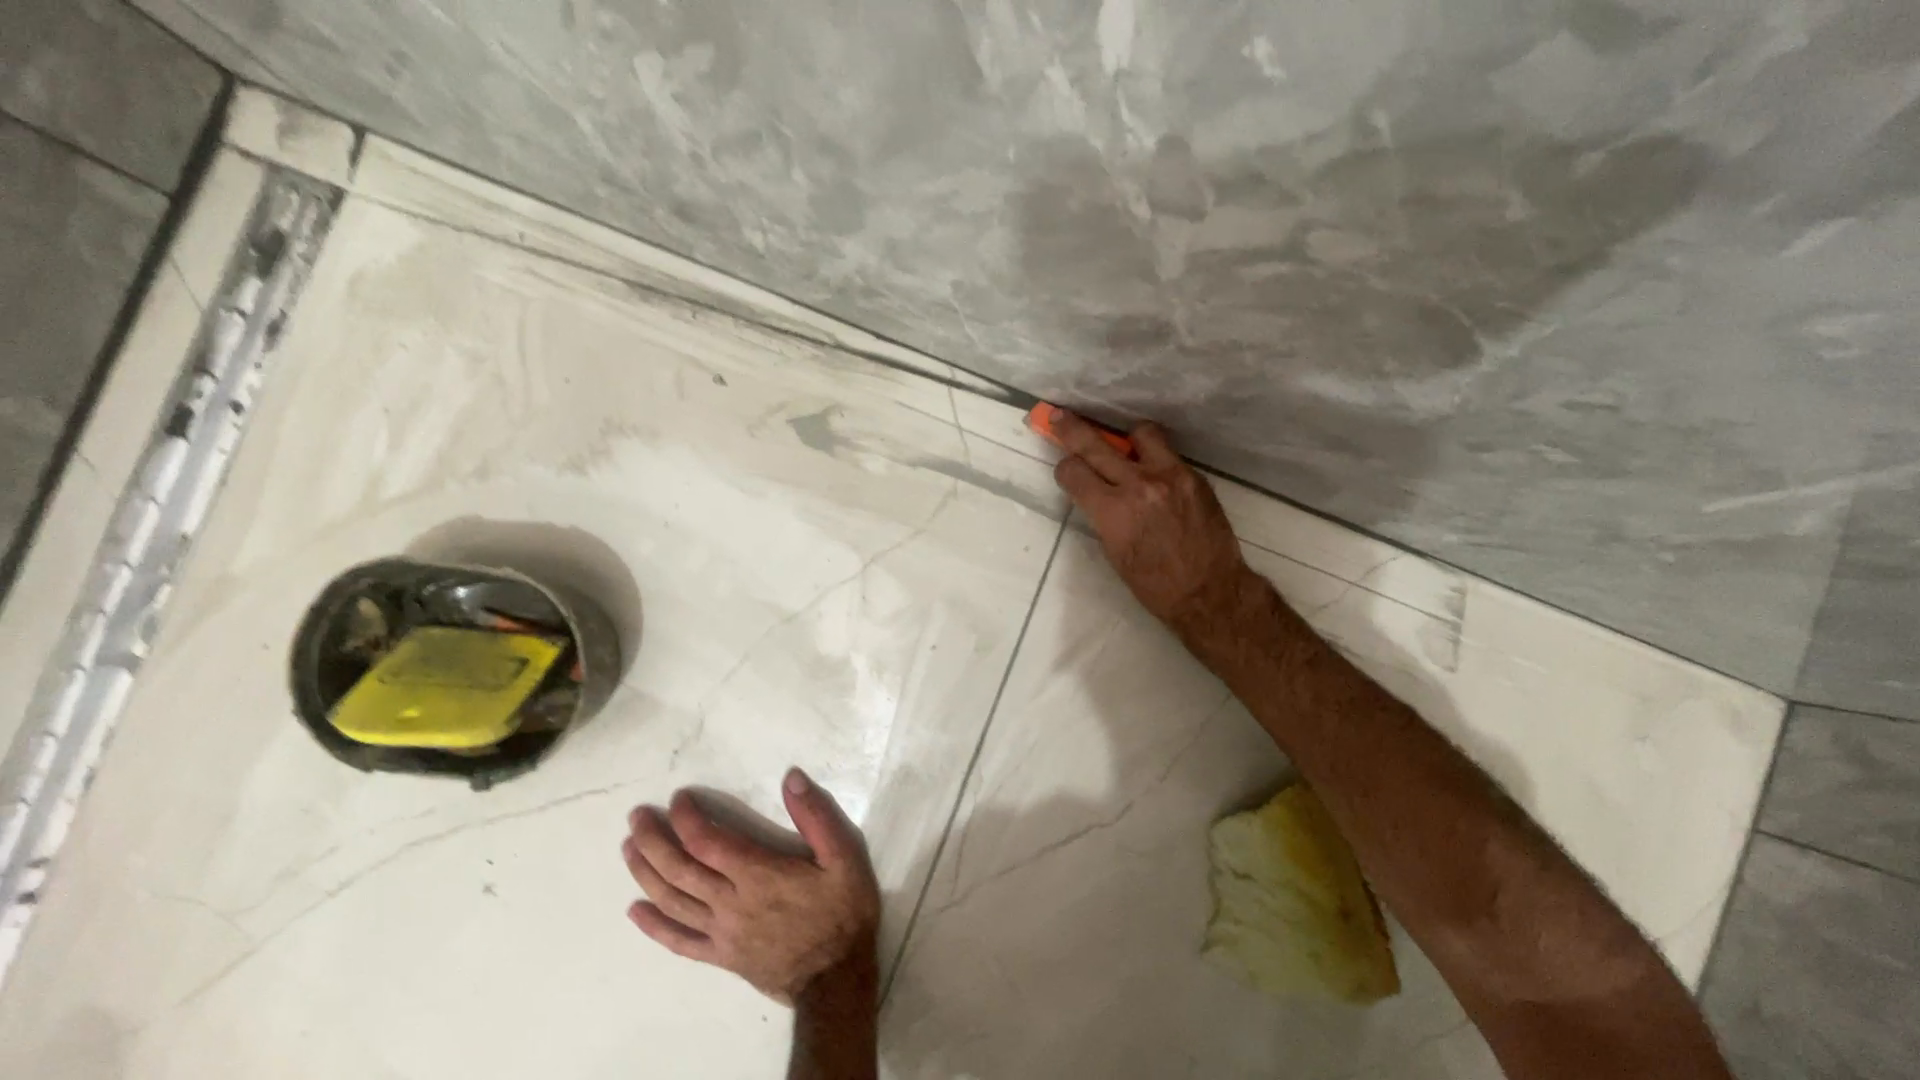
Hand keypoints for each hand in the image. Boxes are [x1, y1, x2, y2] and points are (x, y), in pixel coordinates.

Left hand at [622, 769, 880, 1003]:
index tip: (678, 797)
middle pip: (679, 869)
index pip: (707, 840)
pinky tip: (634, 911)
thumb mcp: (844, 857)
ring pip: (672, 901)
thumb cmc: (842, 914)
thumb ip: (816, 816)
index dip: (686, 817)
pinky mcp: (721, 957)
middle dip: (654, 839)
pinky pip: (680, 942)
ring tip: (629, 849)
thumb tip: (791, 778)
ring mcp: (722, 933)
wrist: (837, 980)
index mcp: (757, 874)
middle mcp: (731, 902)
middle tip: (637, 817)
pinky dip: (654, 927)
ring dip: (646, 873)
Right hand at [1051, 411, 1253, 632]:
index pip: (1073, 471)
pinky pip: (1169, 455)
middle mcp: (1138, 485)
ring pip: (1140, 434)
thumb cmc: (1153, 585)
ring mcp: (1170, 476)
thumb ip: (1102, 514)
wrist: (1208, 592)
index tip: (1067, 470)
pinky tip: (1158, 478)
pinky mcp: (1193, 477)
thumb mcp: (1114, 551)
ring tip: (1129, 449)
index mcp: (1112, 512)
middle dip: (1071, 429)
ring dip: (1128, 440)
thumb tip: (1095, 491)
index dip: (1065, 469)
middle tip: (1059, 416)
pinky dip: (1157, 461)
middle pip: (1094, 444)